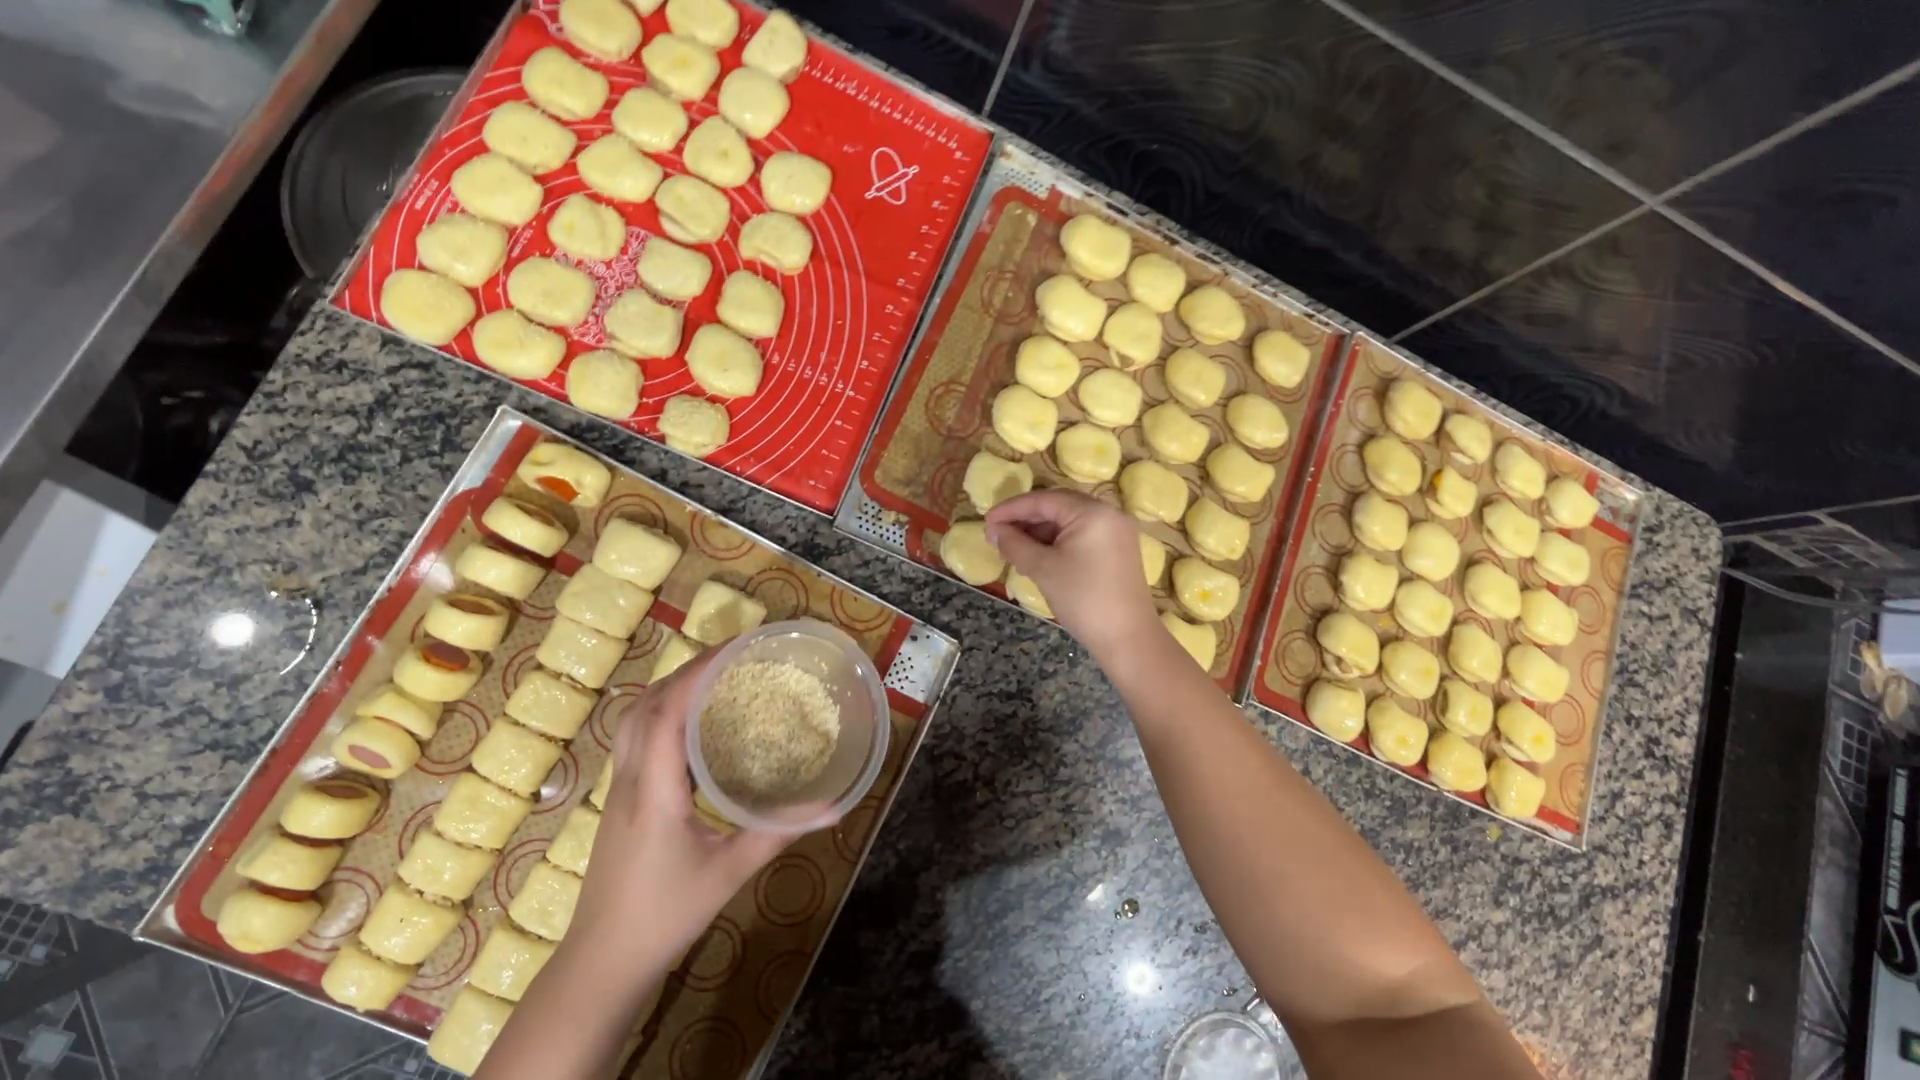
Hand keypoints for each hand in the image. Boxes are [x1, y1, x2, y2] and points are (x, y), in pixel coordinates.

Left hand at [565, 649, 797, 978]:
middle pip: (645, 704)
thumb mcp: (728, 873)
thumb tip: (831, 807)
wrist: (604, 961)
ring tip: (714, 682)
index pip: (668, 711)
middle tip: (733, 658)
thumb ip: (777, 834)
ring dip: (669, 690)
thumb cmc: (665, 916)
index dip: (699, 672)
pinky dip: (661, 716)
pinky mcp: (618, 802)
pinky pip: (635, 740)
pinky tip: (693, 729)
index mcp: (654, 789)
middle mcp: (629, 779)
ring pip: (633, 720)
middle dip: (686, 671)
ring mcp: (617, 789)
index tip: (737, 649)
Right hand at [985, 490, 1158, 656]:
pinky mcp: (1118, 550)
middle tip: (997, 536)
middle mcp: (1109, 514)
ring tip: (1013, 549)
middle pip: (1057, 507)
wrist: (1127, 638)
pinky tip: (1037, 556)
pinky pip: (1081, 536)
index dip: (1011, 509)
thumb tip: (995, 531)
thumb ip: (1015, 544)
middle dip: (1025, 520)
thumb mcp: (1042, 569)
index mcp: (1092, 512)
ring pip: (1069, 522)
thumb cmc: (1083, 598)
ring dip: (1040, 532)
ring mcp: (1116, 532)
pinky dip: (1057, 542)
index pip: (1043, 499)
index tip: (986, 522)